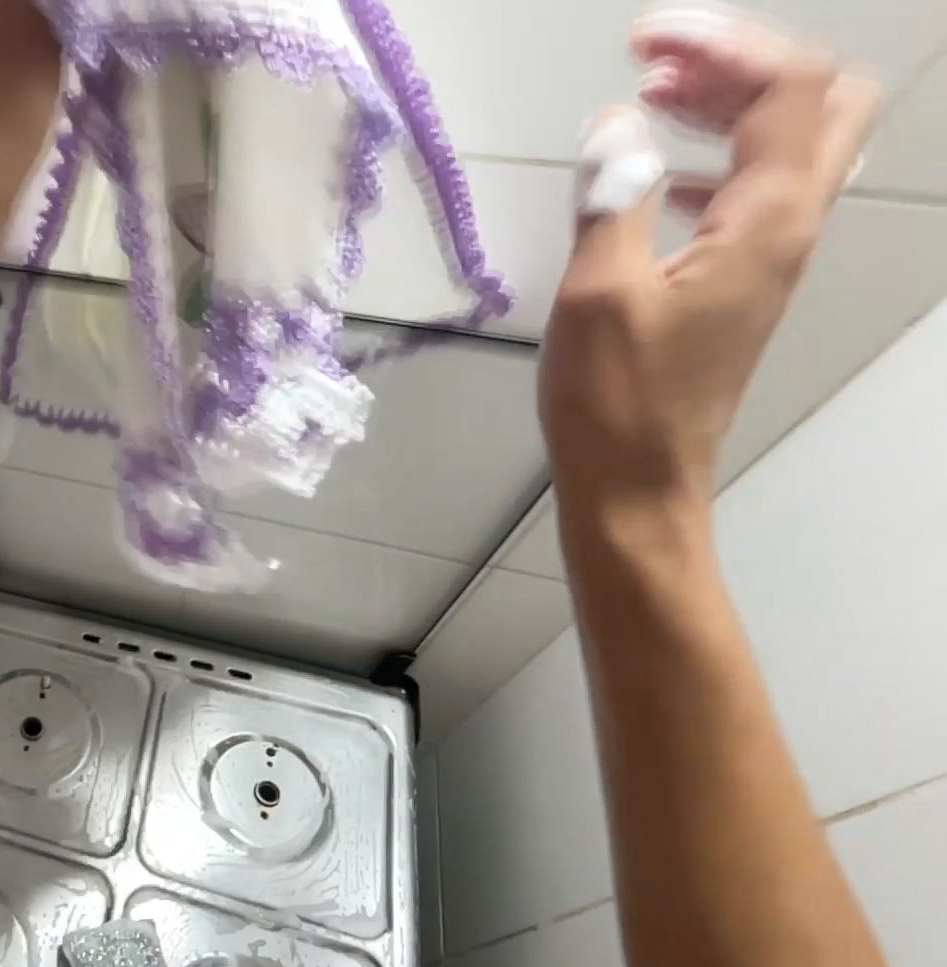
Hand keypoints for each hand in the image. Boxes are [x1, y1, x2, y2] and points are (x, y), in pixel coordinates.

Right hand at [538, 8, 877, 509]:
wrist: (636, 479)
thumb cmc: (614, 397)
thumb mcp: (597, 295)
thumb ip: (611, 200)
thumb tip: (612, 122)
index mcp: (766, 222)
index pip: (784, 90)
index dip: (721, 45)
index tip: (641, 39)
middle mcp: (789, 228)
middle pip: (814, 105)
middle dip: (739, 66)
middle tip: (653, 66)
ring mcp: (768, 259)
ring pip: (784, 148)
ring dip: (724, 110)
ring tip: (645, 105)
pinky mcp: (737, 286)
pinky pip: (748, 195)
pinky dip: (707, 164)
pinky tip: (650, 184)